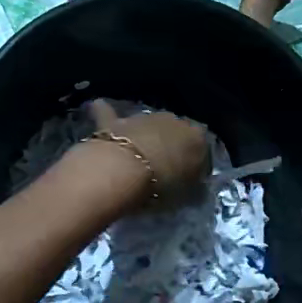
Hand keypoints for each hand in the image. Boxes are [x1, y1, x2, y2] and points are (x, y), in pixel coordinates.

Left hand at [87, 100, 208, 204]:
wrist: (124, 172)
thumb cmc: (162, 185)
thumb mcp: (186, 195)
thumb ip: (192, 186)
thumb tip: (193, 185)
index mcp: (197, 137)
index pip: (203, 150)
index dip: (197, 165)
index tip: (190, 179)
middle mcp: (174, 120)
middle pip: (176, 133)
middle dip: (172, 146)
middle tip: (164, 168)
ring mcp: (144, 118)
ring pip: (149, 124)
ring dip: (146, 136)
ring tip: (139, 156)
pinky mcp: (115, 121)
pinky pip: (109, 112)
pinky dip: (105, 111)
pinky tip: (99, 107)